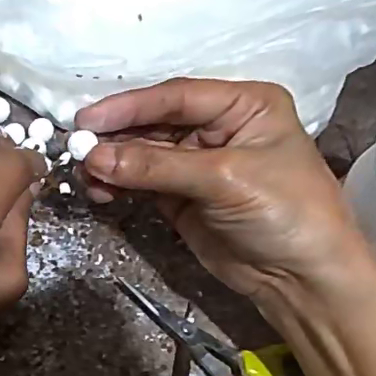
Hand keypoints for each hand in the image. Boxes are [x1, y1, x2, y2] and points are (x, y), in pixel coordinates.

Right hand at [76, 79, 374, 299]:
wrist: (300, 278)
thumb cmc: (284, 212)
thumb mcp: (224, 179)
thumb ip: (157, 167)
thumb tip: (94, 158)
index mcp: (242, 105)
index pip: (176, 97)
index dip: (129, 107)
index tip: (86, 120)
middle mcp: (216, 128)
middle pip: (153, 124)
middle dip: (115, 137)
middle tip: (75, 150)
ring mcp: (195, 163)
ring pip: (141, 154)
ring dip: (111, 164)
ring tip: (85, 177)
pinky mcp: (179, 196)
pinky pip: (140, 183)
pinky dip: (118, 186)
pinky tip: (100, 192)